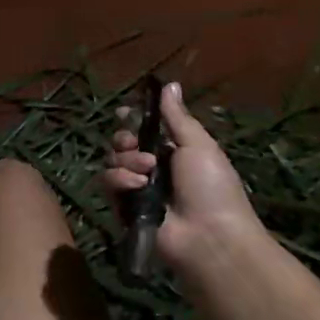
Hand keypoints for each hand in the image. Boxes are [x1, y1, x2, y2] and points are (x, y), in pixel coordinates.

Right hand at [101, 82, 264, 267]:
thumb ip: (177, 117)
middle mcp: (153, 169)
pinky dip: (120, 180)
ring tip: (146, 172)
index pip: (144, 129)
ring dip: (126, 161)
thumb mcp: (198, 146)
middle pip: (123, 143)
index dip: (132, 119)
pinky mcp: (122, 208)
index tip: (124, 112)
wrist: (208, 235)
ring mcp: (136, 189)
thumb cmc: (211, 187)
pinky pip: (108, 184)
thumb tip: (169, 84)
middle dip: (125, 139)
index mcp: (173, 151)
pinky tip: (136, 186)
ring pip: (112, 162)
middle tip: (134, 144)